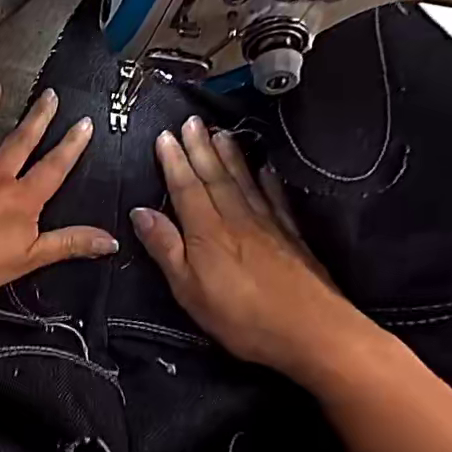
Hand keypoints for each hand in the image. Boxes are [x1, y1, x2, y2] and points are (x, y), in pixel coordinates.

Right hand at [129, 116, 365, 373]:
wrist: (310, 330)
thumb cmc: (241, 317)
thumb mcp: (189, 290)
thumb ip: (165, 248)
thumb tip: (141, 213)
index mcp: (207, 231)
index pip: (186, 187)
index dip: (173, 161)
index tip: (165, 137)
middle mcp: (236, 218)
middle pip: (214, 175)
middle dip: (199, 147)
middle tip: (190, 121)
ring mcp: (267, 223)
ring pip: (243, 180)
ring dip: (229, 155)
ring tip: (220, 133)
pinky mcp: (290, 235)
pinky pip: (274, 197)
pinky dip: (266, 180)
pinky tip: (264, 167)